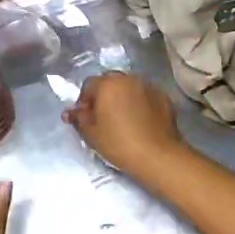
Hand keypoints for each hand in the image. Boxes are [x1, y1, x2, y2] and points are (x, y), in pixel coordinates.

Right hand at [63, 72, 186, 176]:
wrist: (156, 155)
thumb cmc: (118, 143)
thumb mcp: (91, 134)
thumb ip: (79, 118)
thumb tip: (71, 112)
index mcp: (108, 84)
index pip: (89, 85)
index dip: (84, 100)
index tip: (86, 117)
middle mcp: (129, 79)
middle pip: (110, 82)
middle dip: (104, 95)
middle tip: (103, 116)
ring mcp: (149, 86)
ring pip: (129, 87)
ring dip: (123, 97)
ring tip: (123, 119)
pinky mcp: (164, 97)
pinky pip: (145, 96)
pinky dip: (140, 103)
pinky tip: (141, 121)